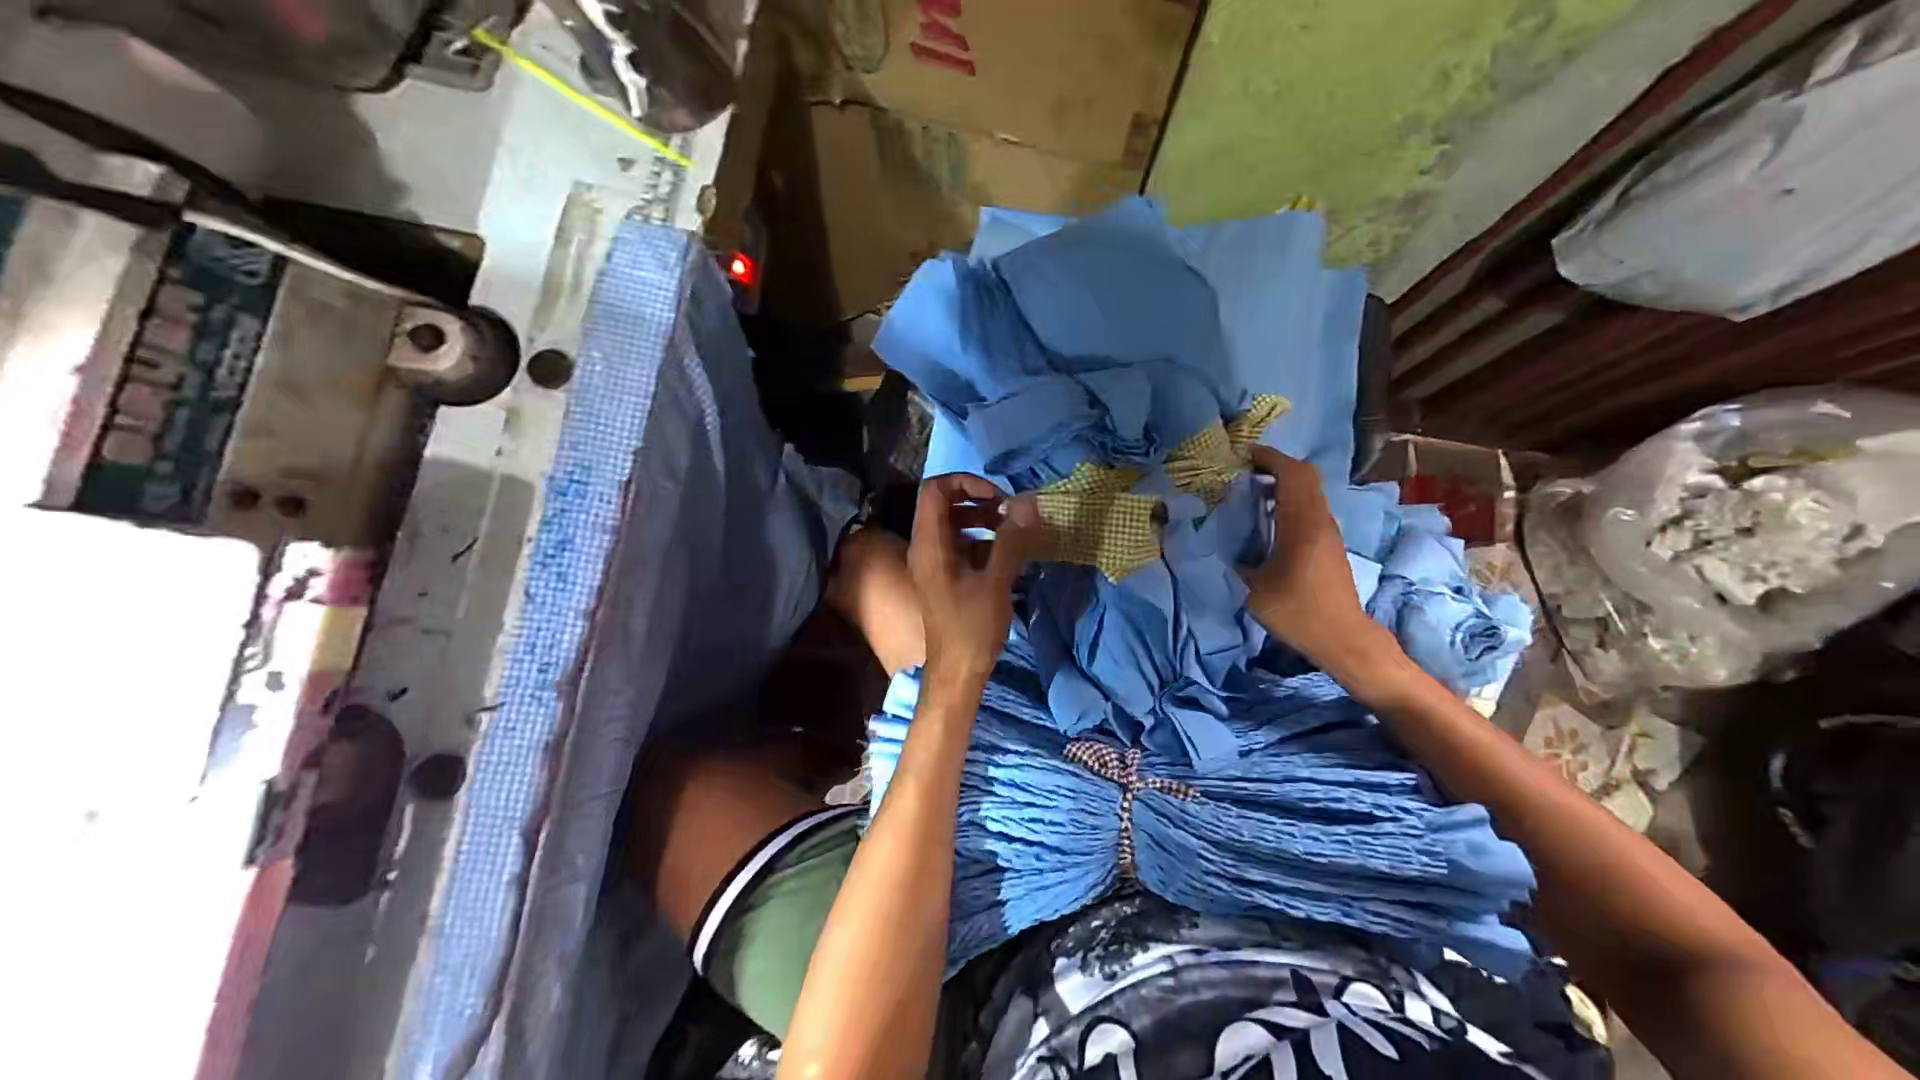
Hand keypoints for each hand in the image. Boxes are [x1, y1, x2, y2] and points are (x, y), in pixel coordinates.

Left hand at [907, 473, 1039, 686]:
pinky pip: (960, 543)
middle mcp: (925, 547)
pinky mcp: (945, 575)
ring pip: (954, 523)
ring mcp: (934, 562)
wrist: (957, 673)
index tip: (997, 498)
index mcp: (929, 544)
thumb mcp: (995, 582)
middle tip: (1010, 512)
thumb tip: (1029, 503)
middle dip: (978, 499)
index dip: (965, 482)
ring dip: (982, 519)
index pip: (934, 489)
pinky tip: (1007, 552)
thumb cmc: (972, 628)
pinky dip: (982, 539)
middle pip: (943, 503)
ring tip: (1013, 530)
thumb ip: (1011, 540)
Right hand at [1243, 447, 1390, 675]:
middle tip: (1246, 471)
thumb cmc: (1298, 612)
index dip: (1270, 458)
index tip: (1244, 455)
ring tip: (1253, 491)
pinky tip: (1269, 518)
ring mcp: (1328, 532)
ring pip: (1309, 491)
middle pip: (1305, 476)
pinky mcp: (1329, 544)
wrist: (1342, 637)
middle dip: (1276, 466)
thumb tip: (1221, 544)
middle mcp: (1320, 520)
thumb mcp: (1253, 590)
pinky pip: (1310, 507)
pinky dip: (1290, 500)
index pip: (1292, 474)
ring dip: (1284, 484)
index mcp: (1302, 525)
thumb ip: (1236, 560)